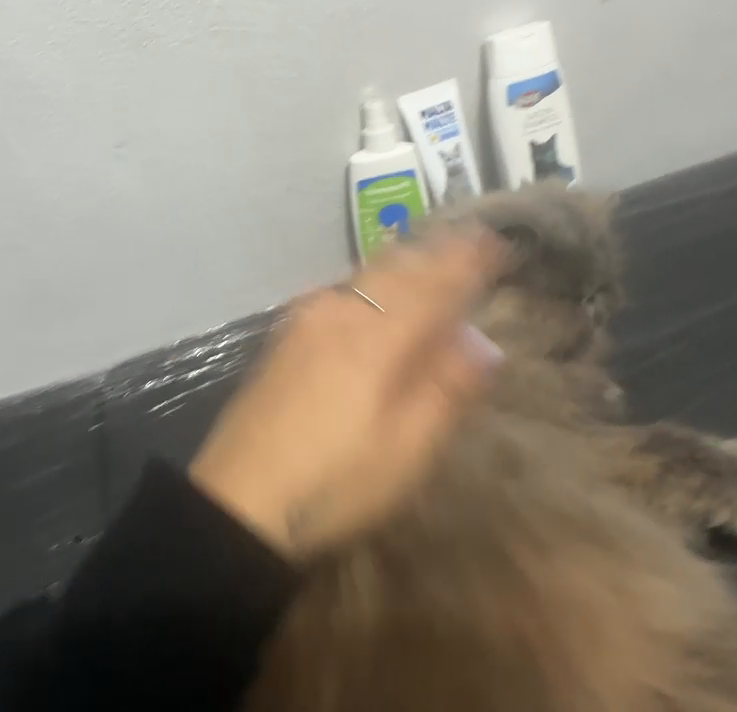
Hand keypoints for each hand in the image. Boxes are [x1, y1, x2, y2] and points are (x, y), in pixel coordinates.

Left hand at [188, 229, 507, 559]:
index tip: (499, 243)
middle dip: (437, 251)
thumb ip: (446, 387)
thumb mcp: (407, 450)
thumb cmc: (334, 481)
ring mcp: (305, 319)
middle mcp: (340, 311)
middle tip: (470, 239)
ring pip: (365, 273)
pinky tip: (376, 288)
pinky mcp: (285, 336)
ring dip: (404, 260)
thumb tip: (483, 340)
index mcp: (377, 336)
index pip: (435, 283)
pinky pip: (341, 288)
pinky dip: (372, 279)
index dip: (468, 261)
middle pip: (396, 266)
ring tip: (432, 254)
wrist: (238, 497)